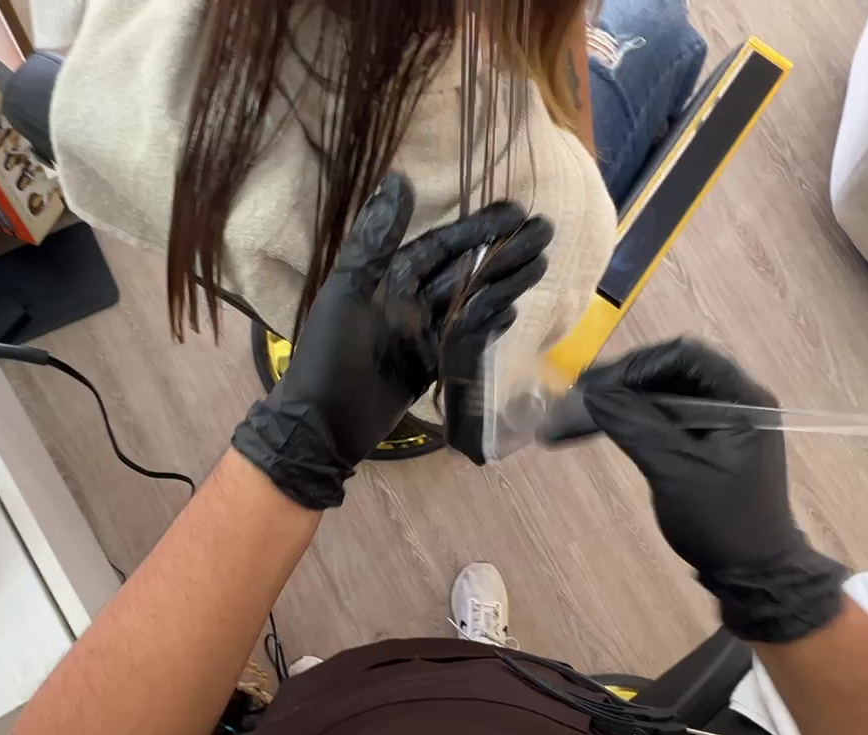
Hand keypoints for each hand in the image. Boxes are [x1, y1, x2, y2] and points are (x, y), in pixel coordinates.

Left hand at [232, 173, 550, 507]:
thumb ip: (375, 240)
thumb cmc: (330, 355)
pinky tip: (512, 313)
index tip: (515, 211)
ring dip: (501, 286)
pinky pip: (462, 342)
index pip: (439, 246)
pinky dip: (486, 329)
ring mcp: (419, 336)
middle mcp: (407, 303)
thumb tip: (400, 178)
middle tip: (544, 233)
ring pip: (467, 304)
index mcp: (387, 280)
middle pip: (461, 272)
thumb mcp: (348, 291)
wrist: (323, 423)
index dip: (475, 229)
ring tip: (539, 267)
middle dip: (499, 254)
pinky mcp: (427, 368)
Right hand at [578, 338, 846, 641]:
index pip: (684, 356)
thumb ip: (635, 424)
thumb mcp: (674, 469)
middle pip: (672, 370)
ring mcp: (722, 421)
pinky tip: (602, 427)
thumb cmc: (720, 520)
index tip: (592, 387)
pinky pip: (666, 417)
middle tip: (578, 397)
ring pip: (665, 393)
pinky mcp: (707, 442)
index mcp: (741, 398)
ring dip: (623, 400)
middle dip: (623, 381)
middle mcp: (735, 400)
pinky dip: (633, 419)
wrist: (753, 570)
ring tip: (580, 412)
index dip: (635, 365)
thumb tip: (591, 393)